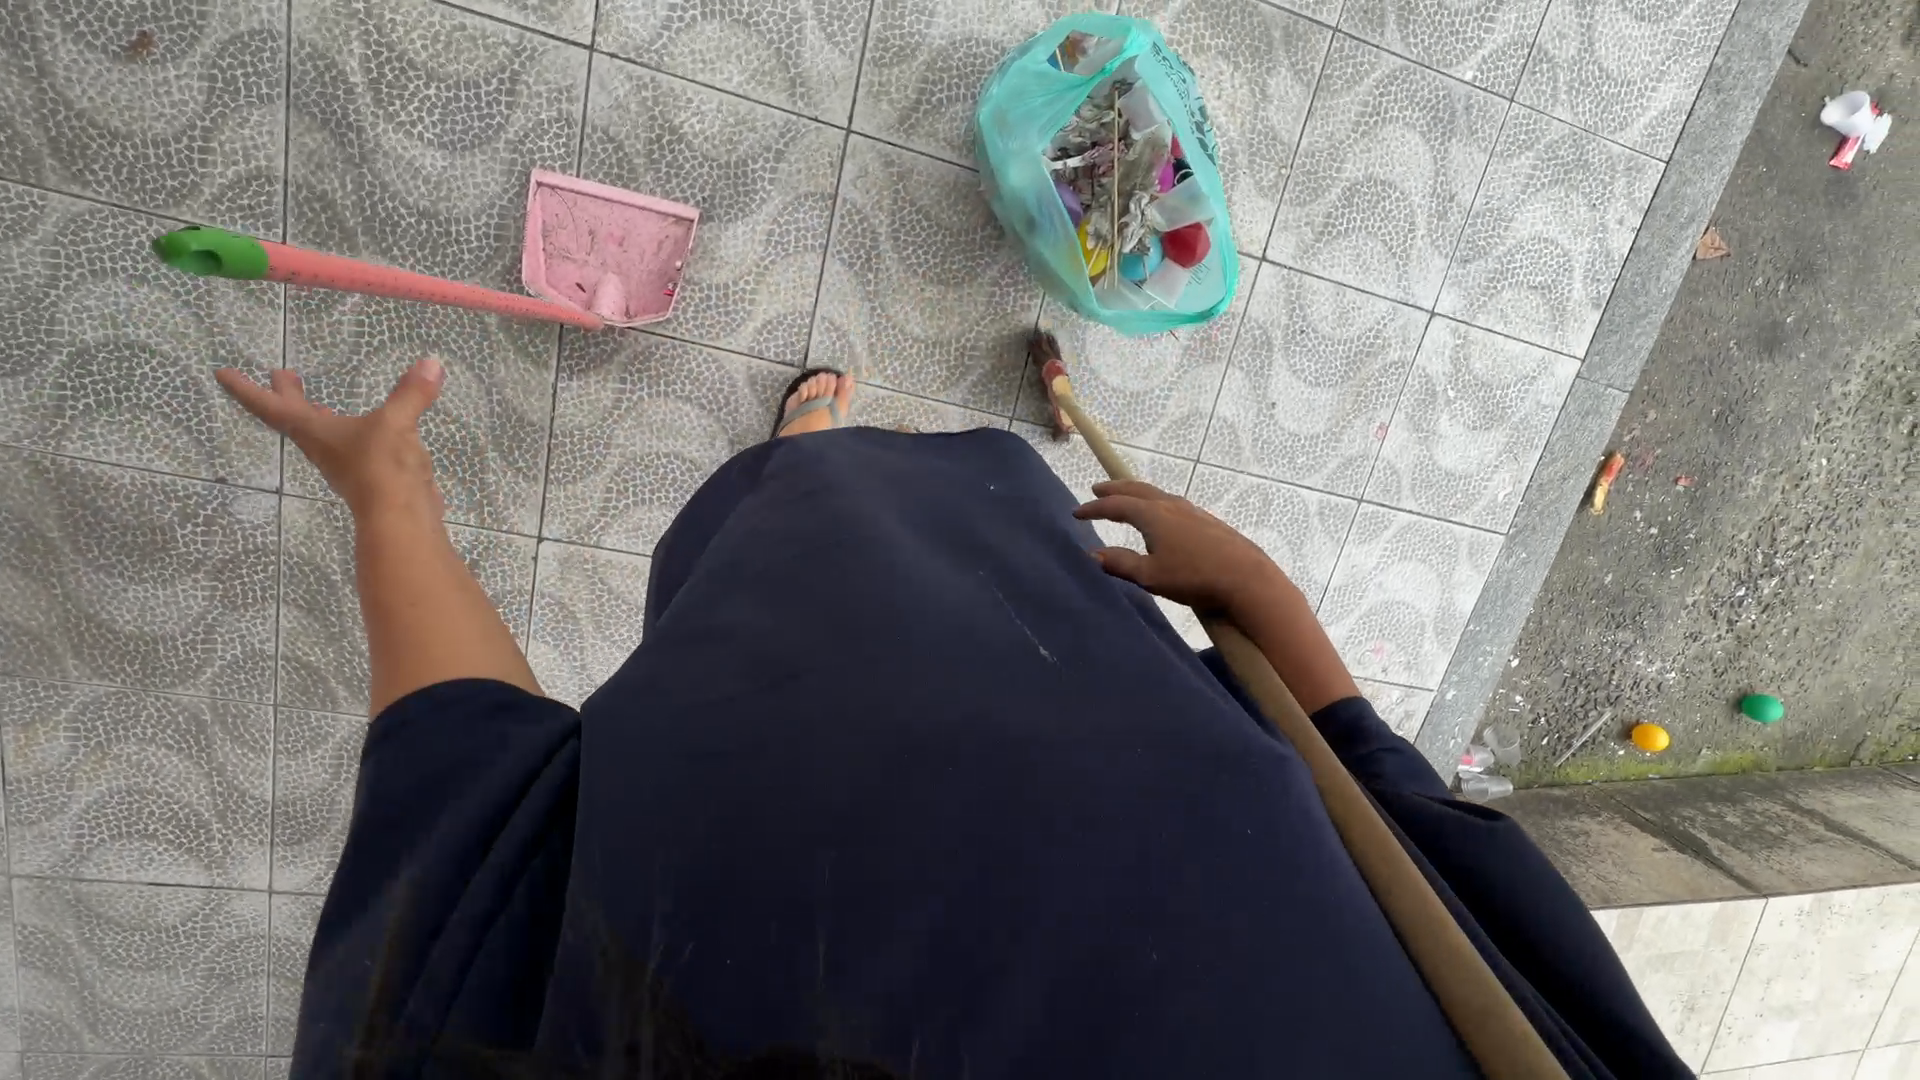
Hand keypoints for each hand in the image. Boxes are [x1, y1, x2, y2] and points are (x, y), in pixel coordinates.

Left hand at [215, 357, 445, 519]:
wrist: (400, 515)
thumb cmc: (381, 467)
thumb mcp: (396, 422)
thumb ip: (411, 393)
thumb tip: (432, 363)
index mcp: (314, 432)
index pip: (271, 406)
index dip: (246, 389)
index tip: (222, 373)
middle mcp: (323, 447)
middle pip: (295, 419)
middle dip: (287, 396)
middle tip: (281, 375)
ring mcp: (345, 464)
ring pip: (323, 435)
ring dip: (317, 417)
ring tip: (321, 404)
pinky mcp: (369, 476)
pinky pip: (352, 449)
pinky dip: (352, 434)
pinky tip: (368, 433)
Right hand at [1074, 479, 1292, 618]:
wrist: (1247, 579)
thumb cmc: (1193, 577)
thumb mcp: (1150, 576)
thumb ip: (1121, 563)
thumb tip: (1093, 554)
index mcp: (1152, 515)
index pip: (1116, 506)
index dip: (1094, 509)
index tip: (1076, 513)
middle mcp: (1171, 506)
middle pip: (1137, 490)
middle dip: (1115, 489)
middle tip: (1098, 489)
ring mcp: (1192, 512)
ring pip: (1157, 495)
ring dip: (1137, 494)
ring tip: (1127, 500)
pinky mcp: (1208, 522)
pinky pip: (1172, 504)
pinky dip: (1156, 503)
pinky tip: (1161, 517)